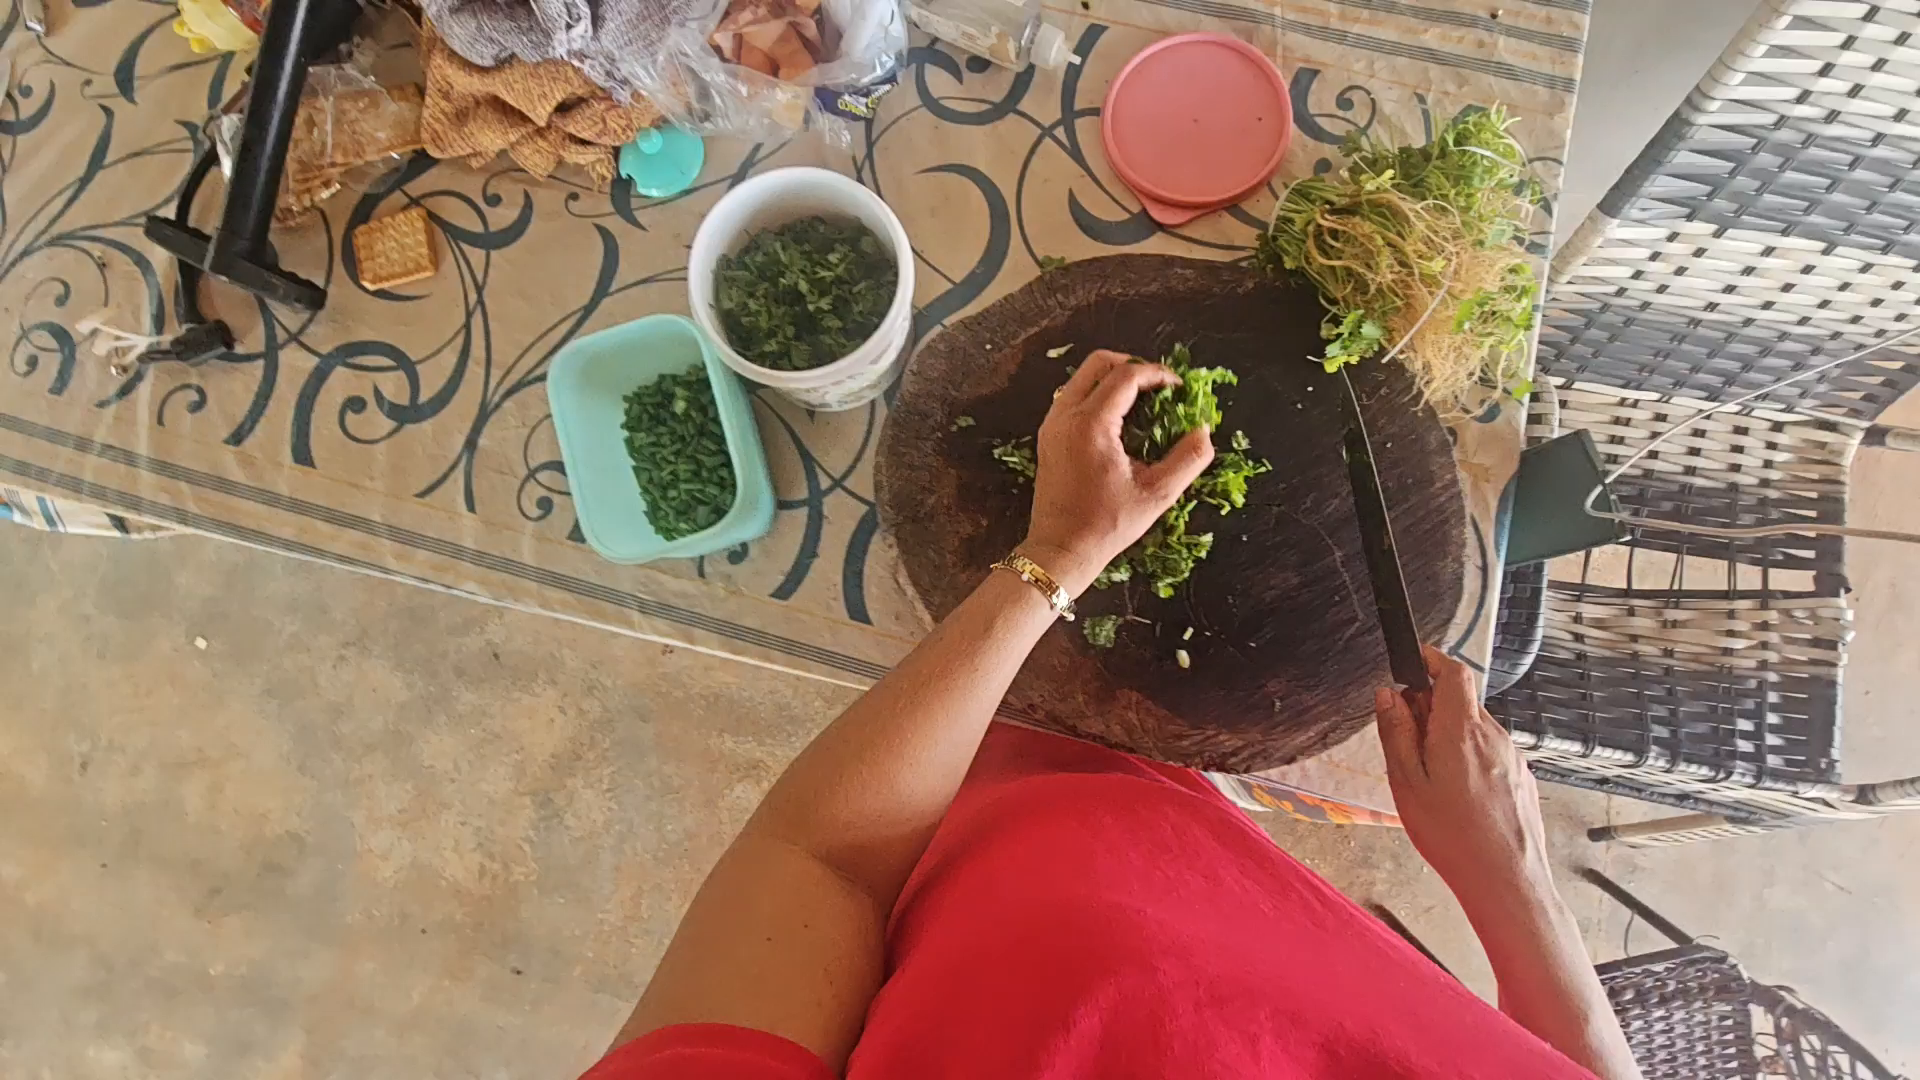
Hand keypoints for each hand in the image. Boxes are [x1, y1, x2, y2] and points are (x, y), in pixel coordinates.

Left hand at [1019, 350, 1213, 594]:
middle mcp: (1064, 417)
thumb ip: (1188, 458)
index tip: (1179, 389)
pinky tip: (1119, 421)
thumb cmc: (1107, 525)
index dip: (1158, 374)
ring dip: (1113, 380)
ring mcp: (1051, 425)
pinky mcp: (1047, 437)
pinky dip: (1096, 396)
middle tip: (1159, 388)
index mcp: (1090, 425)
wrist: (1061, 549)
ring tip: (1142, 403)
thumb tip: (1202, 431)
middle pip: (1098, 364)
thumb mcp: (1158, 494)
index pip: (1126, 376)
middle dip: (1132, 367)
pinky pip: (1072, 398)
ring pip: (1081, 379)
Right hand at [1375, 647, 1552, 912]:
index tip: (1411, 661)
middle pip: (1460, 700)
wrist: (1507, 882)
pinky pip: (1488, 749)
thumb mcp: (1405, 780)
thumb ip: (1396, 731)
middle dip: (1428, 705)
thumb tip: (1388, 695)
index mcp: (1461, 731)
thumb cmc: (1451, 834)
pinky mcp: (1522, 778)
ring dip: (1445, 732)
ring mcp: (1513, 757)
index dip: (1431, 659)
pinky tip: (1452, 789)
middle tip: (1402, 734)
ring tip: (1425, 771)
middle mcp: (1493, 736)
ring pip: (1473, 726)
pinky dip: (1465, 753)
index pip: (1454, 672)